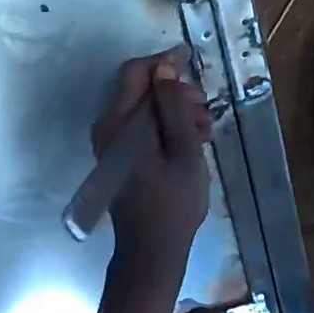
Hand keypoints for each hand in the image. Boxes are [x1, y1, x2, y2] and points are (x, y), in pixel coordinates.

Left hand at [90, 47, 212, 267]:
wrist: (152, 249)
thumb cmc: (173, 201)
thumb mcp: (183, 149)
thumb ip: (173, 106)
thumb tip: (164, 68)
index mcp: (118, 123)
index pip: (135, 73)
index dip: (162, 63)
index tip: (190, 63)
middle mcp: (107, 128)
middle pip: (140, 90)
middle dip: (175, 92)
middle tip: (205, 109)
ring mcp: (111, 142)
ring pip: (144, 109)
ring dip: (175, 111)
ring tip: (205, 130)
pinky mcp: (120, 155)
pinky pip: (142, 128)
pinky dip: (166, 127)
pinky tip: (193, 141)